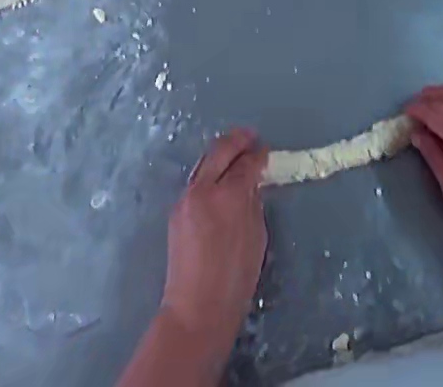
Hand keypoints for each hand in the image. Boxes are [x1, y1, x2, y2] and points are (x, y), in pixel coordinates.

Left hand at [160, 129, 268, 343]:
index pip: (245, 164)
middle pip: (220, 151)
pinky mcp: (177, 208)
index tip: (265, 149)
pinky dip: (210, 172)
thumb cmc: (236, 278)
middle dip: (236, 140)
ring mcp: (186, 196)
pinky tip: (219, 178)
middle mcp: (204, 188)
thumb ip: (253, 203)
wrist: (196, 306)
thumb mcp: (257, 238)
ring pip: (204, 162)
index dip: (257, 154)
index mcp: (228, 196)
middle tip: (250, 135)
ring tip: (235, 150)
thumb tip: (252, 183)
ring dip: (221, 153)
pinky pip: (196, 181)